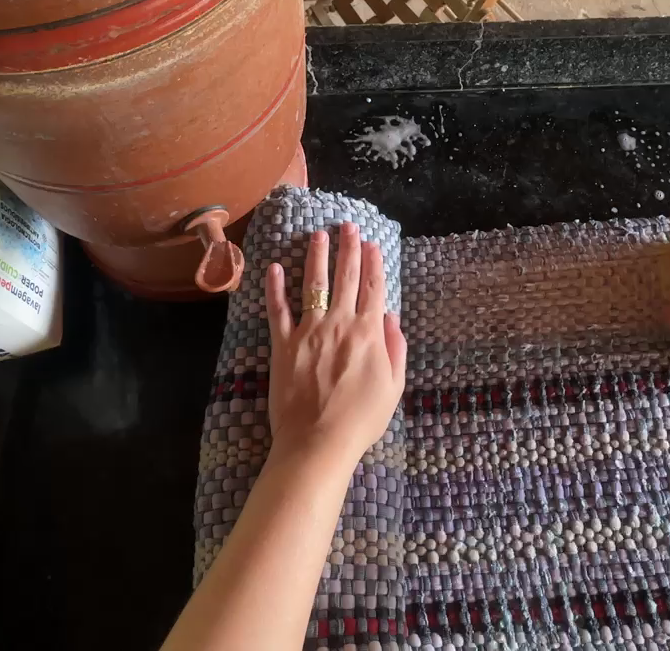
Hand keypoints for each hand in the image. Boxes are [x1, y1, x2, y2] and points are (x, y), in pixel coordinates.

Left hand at [265, 222, 406, 476]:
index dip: (373, 264)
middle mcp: (339, 323)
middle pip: (345, 278)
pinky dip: (275, 289)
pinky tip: (274, 268)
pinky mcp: (283, 344)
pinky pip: (278, 311)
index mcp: (368, 333)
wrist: (318, 442)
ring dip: (317, 257)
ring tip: (318, 235)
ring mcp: (309, 331)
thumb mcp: (393, 387)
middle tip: (348, 226)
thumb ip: (395, 349)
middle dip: (348, 248)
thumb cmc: (360, 420)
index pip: (373, 288)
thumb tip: (392, 317)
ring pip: (314, 285)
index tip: (372, 243)